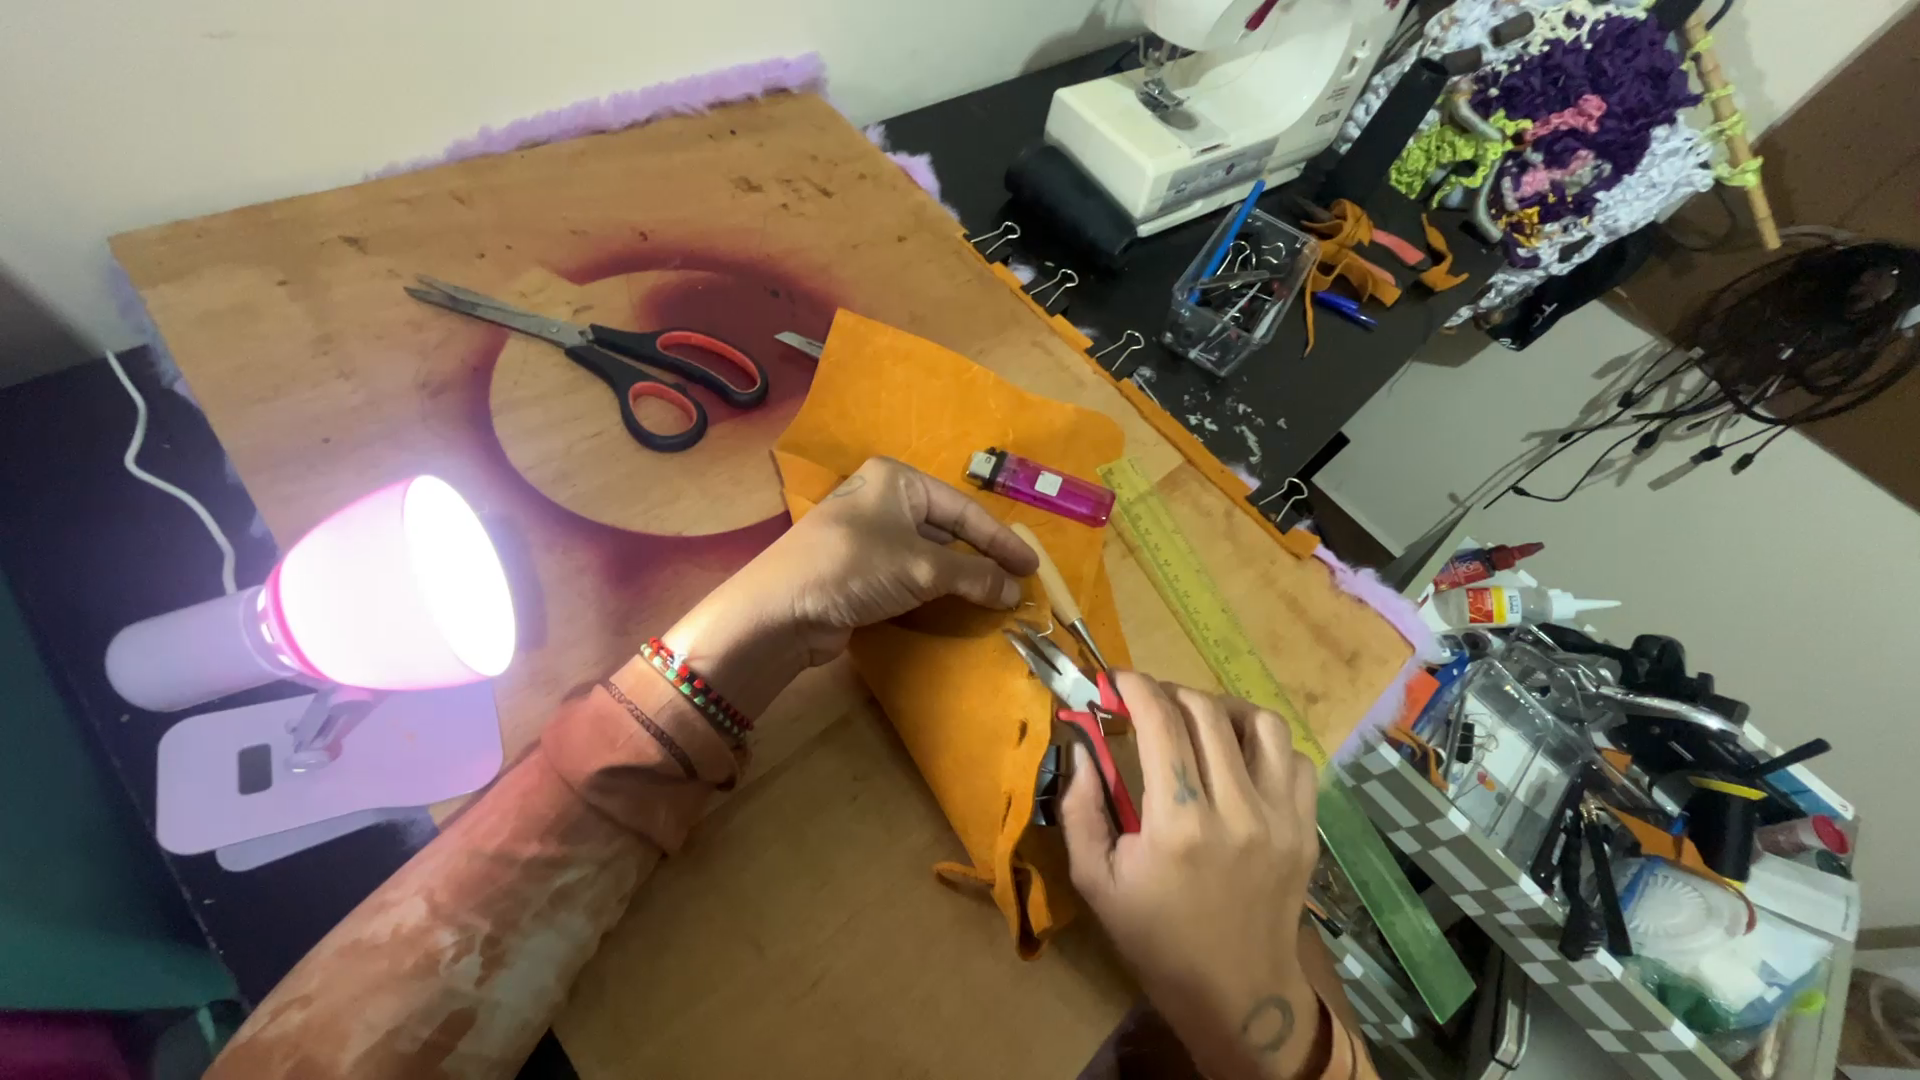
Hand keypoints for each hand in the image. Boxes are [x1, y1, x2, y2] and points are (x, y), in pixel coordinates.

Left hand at [665, 457, 1037, 713]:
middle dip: (981, 557)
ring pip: (929, 552)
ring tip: (996, 596)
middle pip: (947, 528)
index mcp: (898, 479)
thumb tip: (1015, 591)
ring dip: (960, 575)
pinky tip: (957, 603)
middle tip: (1016, 583)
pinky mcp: (860, 569)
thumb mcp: (923, 567)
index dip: (1001, 539)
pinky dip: (935, 587)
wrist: (782, 610)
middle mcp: (884, 499)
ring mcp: (869, 535)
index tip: (1031, 566)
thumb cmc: (856, 568)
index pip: (963, 509)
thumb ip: (974, 575)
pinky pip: (909, 573)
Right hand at [1062, 674, 1325, 1079]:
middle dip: (1168, 691)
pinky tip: (1238, 758)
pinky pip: (1294, 758)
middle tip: (1146, 702)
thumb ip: (1080, 808)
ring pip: (1261, 724)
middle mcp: (1236, 810)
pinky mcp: (1306, 829)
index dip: (1135, 687)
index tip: (1115, 680)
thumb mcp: (1095, 880)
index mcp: (1178, 824)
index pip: (1161, 722)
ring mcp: (1281, 818)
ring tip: (1196, 720)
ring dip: (1221, 708)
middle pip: (1207, 711)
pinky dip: (1263, 744)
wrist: (1236, 993)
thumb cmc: (1155, 938)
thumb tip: (1082, 747)